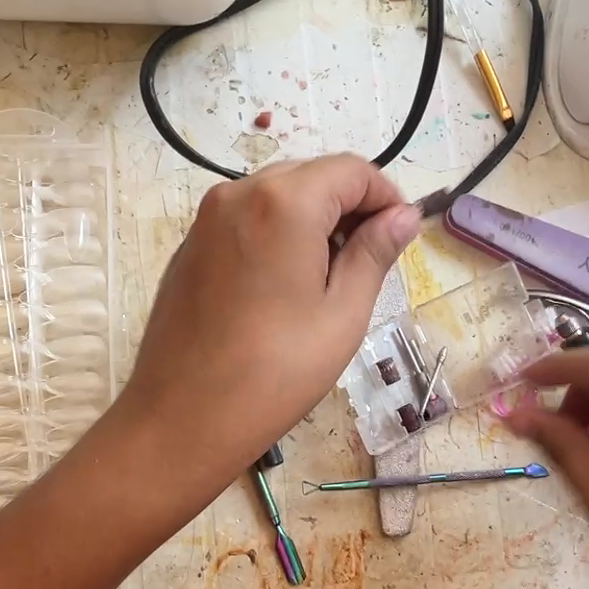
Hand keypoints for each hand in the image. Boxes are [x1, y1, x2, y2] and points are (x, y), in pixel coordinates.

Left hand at [111, 155, 420, 482]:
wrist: (183, 418)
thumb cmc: (275, 373)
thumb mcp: (342, 315)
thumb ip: (374, 254)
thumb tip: (404, 215)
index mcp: (283, 202)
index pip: (351, 170)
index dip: (386, 196)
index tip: (402, 235)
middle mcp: (237, 194)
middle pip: (310, 177)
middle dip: (348, 208)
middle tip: (367, 262)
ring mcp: (205, 222)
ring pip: (275, 199)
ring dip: (311, 223)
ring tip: (326, 281)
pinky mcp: (188, 250)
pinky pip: (243, 224)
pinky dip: (274, 238)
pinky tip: (281, 291)